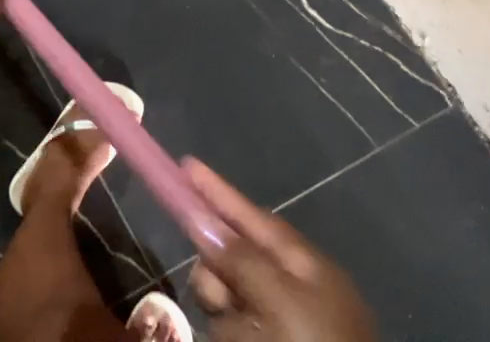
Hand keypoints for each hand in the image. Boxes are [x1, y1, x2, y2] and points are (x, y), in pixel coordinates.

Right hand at [185, 159, 377, 341]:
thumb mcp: (283, 300)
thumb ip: (240, 260)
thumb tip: (202, 225)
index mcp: (304, 266)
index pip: (252, 217)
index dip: (217, 192)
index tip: (184, 164)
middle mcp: (288, 289)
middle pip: (228, 259)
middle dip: (218, 277)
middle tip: (227, 300)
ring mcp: (276, 324)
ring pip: (222, 298)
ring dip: (227, 318)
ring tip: (252, 340)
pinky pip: (229, 330)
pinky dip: (234, 338)